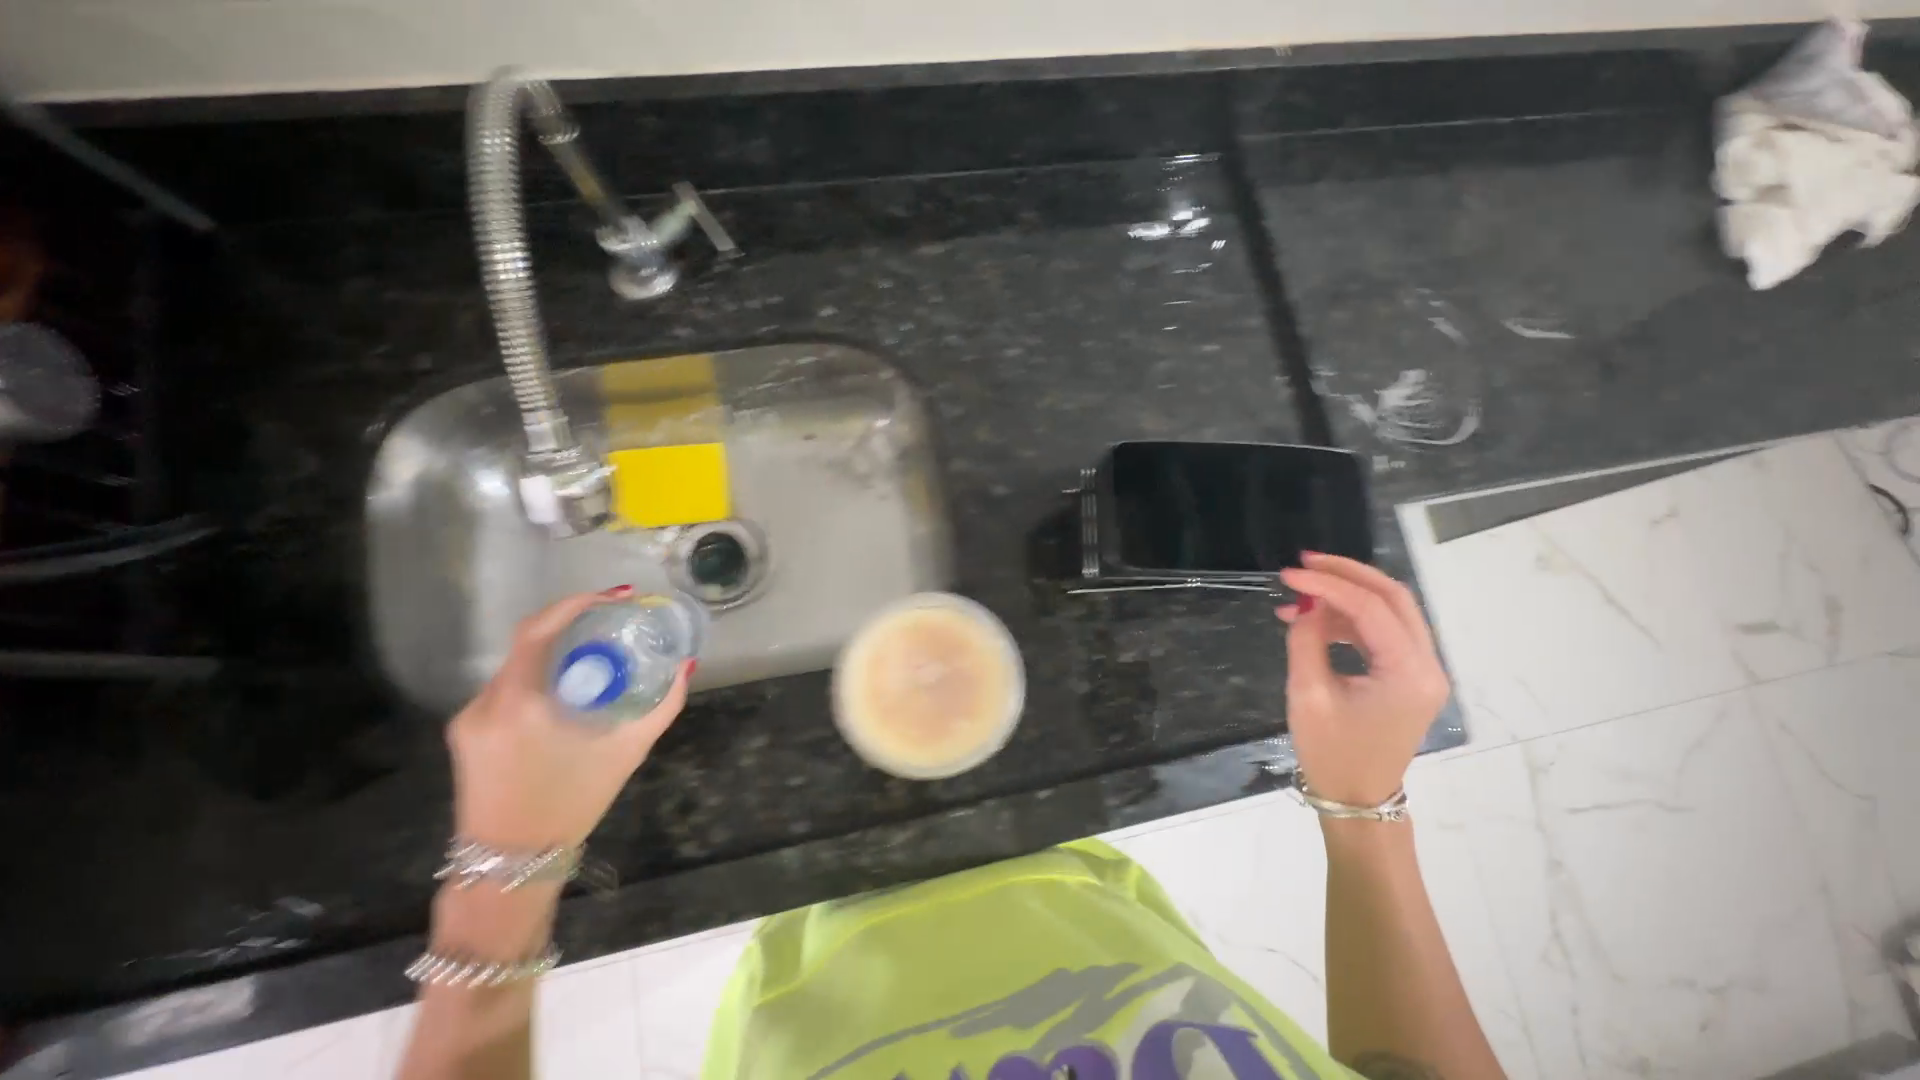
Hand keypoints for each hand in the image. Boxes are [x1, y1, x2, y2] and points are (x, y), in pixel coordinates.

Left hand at [446, 588, 691, 849]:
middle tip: (611, 621)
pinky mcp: (464, 733)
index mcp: (520, 702)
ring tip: (594, 655)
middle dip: (571, 626)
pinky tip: (565, 691)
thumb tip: (684, 664)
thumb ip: (659, 705)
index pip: (541, 630)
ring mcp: (469, 718)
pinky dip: (537, 679)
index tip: (613, 597)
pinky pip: (505, 690)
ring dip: (554, 654)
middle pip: (529, 643)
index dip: (576, 604)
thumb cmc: (572, 804)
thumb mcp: (626, 752)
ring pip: (517, 667)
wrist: (511, 861)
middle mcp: (486, 702)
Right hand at [1276, 552, 1449, 806]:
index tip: (1289, 575)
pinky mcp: (1410, 676)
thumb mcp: (1309, 694)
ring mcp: (1423, 670)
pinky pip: (1384, 631)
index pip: (1370, 608)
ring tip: (1300, 595)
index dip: (1328, 584)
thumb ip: (1307, 640)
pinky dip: (1351, 618)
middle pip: (1394, 597)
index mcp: (1409, 673)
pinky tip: (1316, 619)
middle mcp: (1427, 665)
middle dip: (1347, 574)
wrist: (1357, 800)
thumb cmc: (1331, 754)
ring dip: (1347, 595)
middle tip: (1304, 563)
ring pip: (1391, 610)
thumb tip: (1307, 604)